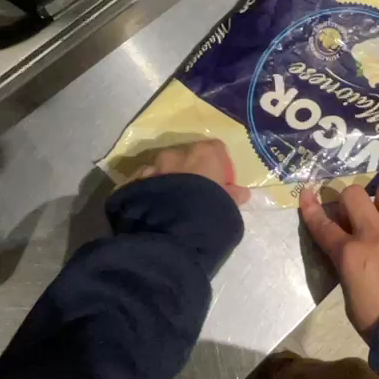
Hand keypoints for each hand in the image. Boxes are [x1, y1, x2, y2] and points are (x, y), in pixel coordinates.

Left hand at [131, 139, 249, 205]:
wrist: (171, 229)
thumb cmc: (208, 211)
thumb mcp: (228, 205)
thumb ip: (234, 195)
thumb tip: (242, 193)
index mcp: (204, 152)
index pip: (216, 149)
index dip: (220, 165)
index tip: (220, 182)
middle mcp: (178, 152)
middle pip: (188, 155)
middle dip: (191, 169)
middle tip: (196, 192)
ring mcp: (155, 165)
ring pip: (164, 166)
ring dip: (169, 177)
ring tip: (172, 201)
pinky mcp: (136, 180)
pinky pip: (145, 180)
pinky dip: (150, 187)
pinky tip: (154, 204)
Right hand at [299, 183, 378, 338]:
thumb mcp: (352, 300)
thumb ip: (350, 270)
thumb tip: (353, 258)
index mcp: (350, 254)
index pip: (323, 225)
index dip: (312, 208)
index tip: (307, 194)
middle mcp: (375, 233)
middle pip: (354, 194)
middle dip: (349, 201)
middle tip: (354, 214)